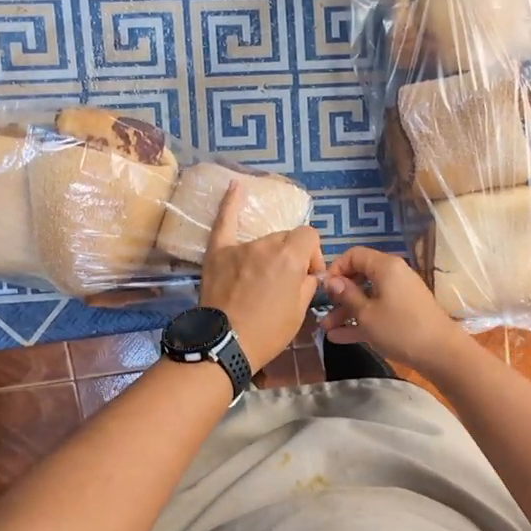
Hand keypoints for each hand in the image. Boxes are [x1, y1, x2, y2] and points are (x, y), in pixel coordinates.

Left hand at [199, 182, 322, 370]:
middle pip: (285, 238)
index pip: (310, 237)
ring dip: (268, 254)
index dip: (313, 256)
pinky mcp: (218, 253)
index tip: (307, 277)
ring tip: (261, 280)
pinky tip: (236, 185)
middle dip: (290, 255)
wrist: (225, 345)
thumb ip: (307, 284)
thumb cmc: (268, 333)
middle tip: (284, 284)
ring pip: (262, 240)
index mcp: (291, 257)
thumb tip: (307, 274)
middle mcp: (266, 244)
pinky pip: (224, 223)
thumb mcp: (299, 312)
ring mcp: (240, 247)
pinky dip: (230, 203)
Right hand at [319, 247, 473, 373]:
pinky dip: (361, 321)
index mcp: (385, 267)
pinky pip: (377, 311)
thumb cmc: (400, 329)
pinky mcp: (403, 313)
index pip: (354, 255)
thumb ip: (347, 295)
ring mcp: (399, 295)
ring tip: (326, 329)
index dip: (336, 268)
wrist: (440, 353)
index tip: (324, 289)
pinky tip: (338, 337)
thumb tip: (331, 280)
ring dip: (347, 311)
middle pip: (360, 277)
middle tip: (323, 310)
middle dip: (339, 295)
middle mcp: (393, 275)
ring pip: (367, 297)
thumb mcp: (367, 314)